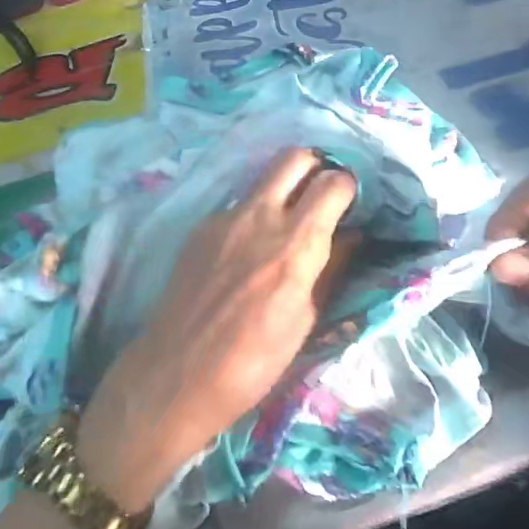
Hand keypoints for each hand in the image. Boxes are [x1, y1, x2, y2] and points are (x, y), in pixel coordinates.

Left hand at [78, 149, 357, 511]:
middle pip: (295, 157)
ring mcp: (224, 218)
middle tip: (321, 194)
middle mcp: (259, 217)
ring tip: (286, 223)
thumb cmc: (253, 360)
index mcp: (295, 244)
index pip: (333, 182)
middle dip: (316, 166)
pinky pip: (236, 207)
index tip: (350, 202)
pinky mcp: (200, 228)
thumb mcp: (304, 320)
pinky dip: (253, 215)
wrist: (177, 371)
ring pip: (262, 179)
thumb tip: (351, 236)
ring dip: (282, 189)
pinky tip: (247, 250)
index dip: (348, 186)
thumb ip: (329, 269)